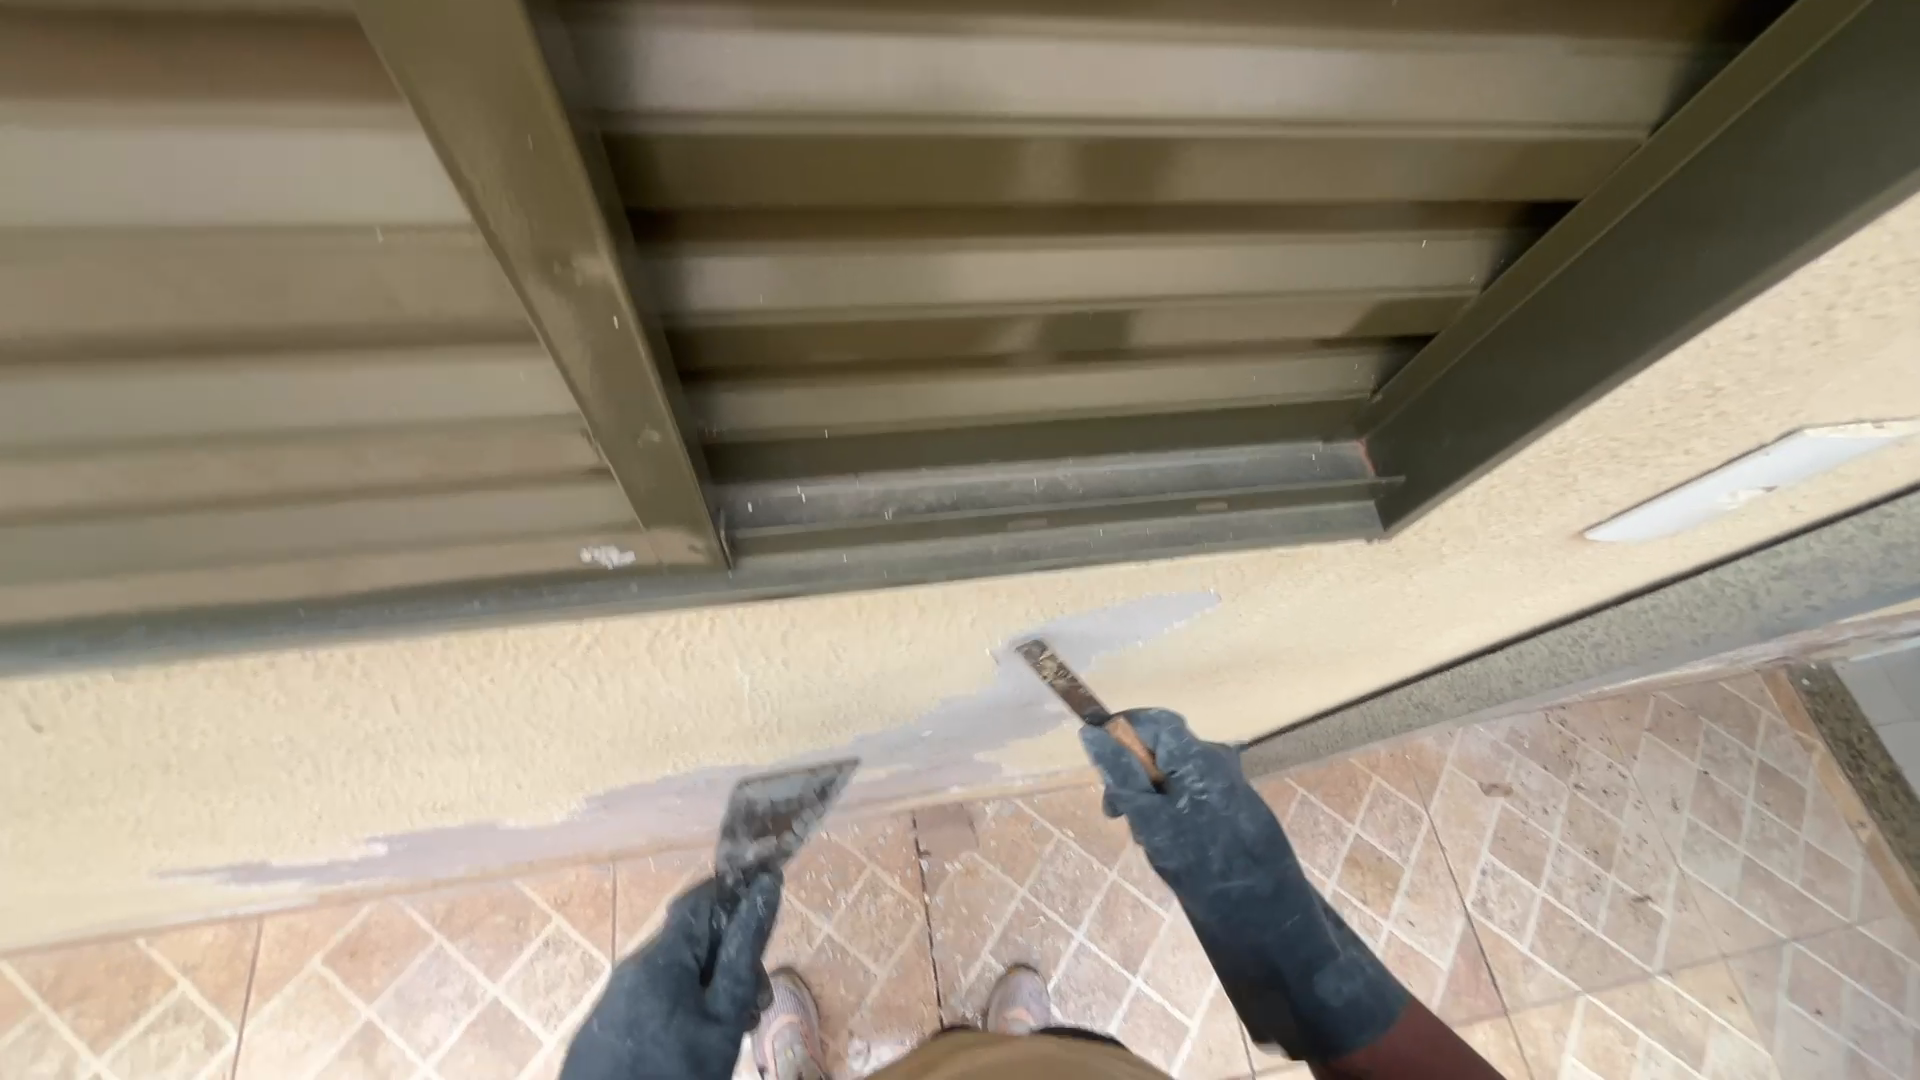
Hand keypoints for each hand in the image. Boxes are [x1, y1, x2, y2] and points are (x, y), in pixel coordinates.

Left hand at [561, 875, 780, 1079]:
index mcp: (661, 956)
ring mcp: (615, 1000)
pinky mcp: (605, 1029)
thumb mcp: (725, 1016)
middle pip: (694, 939)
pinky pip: (655, 998)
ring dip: (713, 987)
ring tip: (736, 1029)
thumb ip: (745, 950)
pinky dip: (685, 1007)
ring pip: (678, 972)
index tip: (770, 913)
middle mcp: (633, 967)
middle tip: (759, 1001)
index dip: (739, 893)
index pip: (704, 896)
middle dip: (733, 957)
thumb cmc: (675, 1076)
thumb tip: (766, 885)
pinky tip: (699, 1044)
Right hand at [1081, 709, 1406, 1061]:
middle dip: (1133, 776)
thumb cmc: (1203, 864)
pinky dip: (1170, 815)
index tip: (1100, 763)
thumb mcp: (1150, 819)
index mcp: (1198, 756)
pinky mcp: (1235, 811)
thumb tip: (1091, 732)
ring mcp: (1228, 788)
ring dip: (1150, 800)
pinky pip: (1190, 798)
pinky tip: (1168, 849)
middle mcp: (1217, 762)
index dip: (1121, 731)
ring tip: (1146, 840)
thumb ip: (1120, 774)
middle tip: (1118, 815)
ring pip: (1173, 777)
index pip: (1153, 720)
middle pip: (1161, 750)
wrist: (1268, 920)